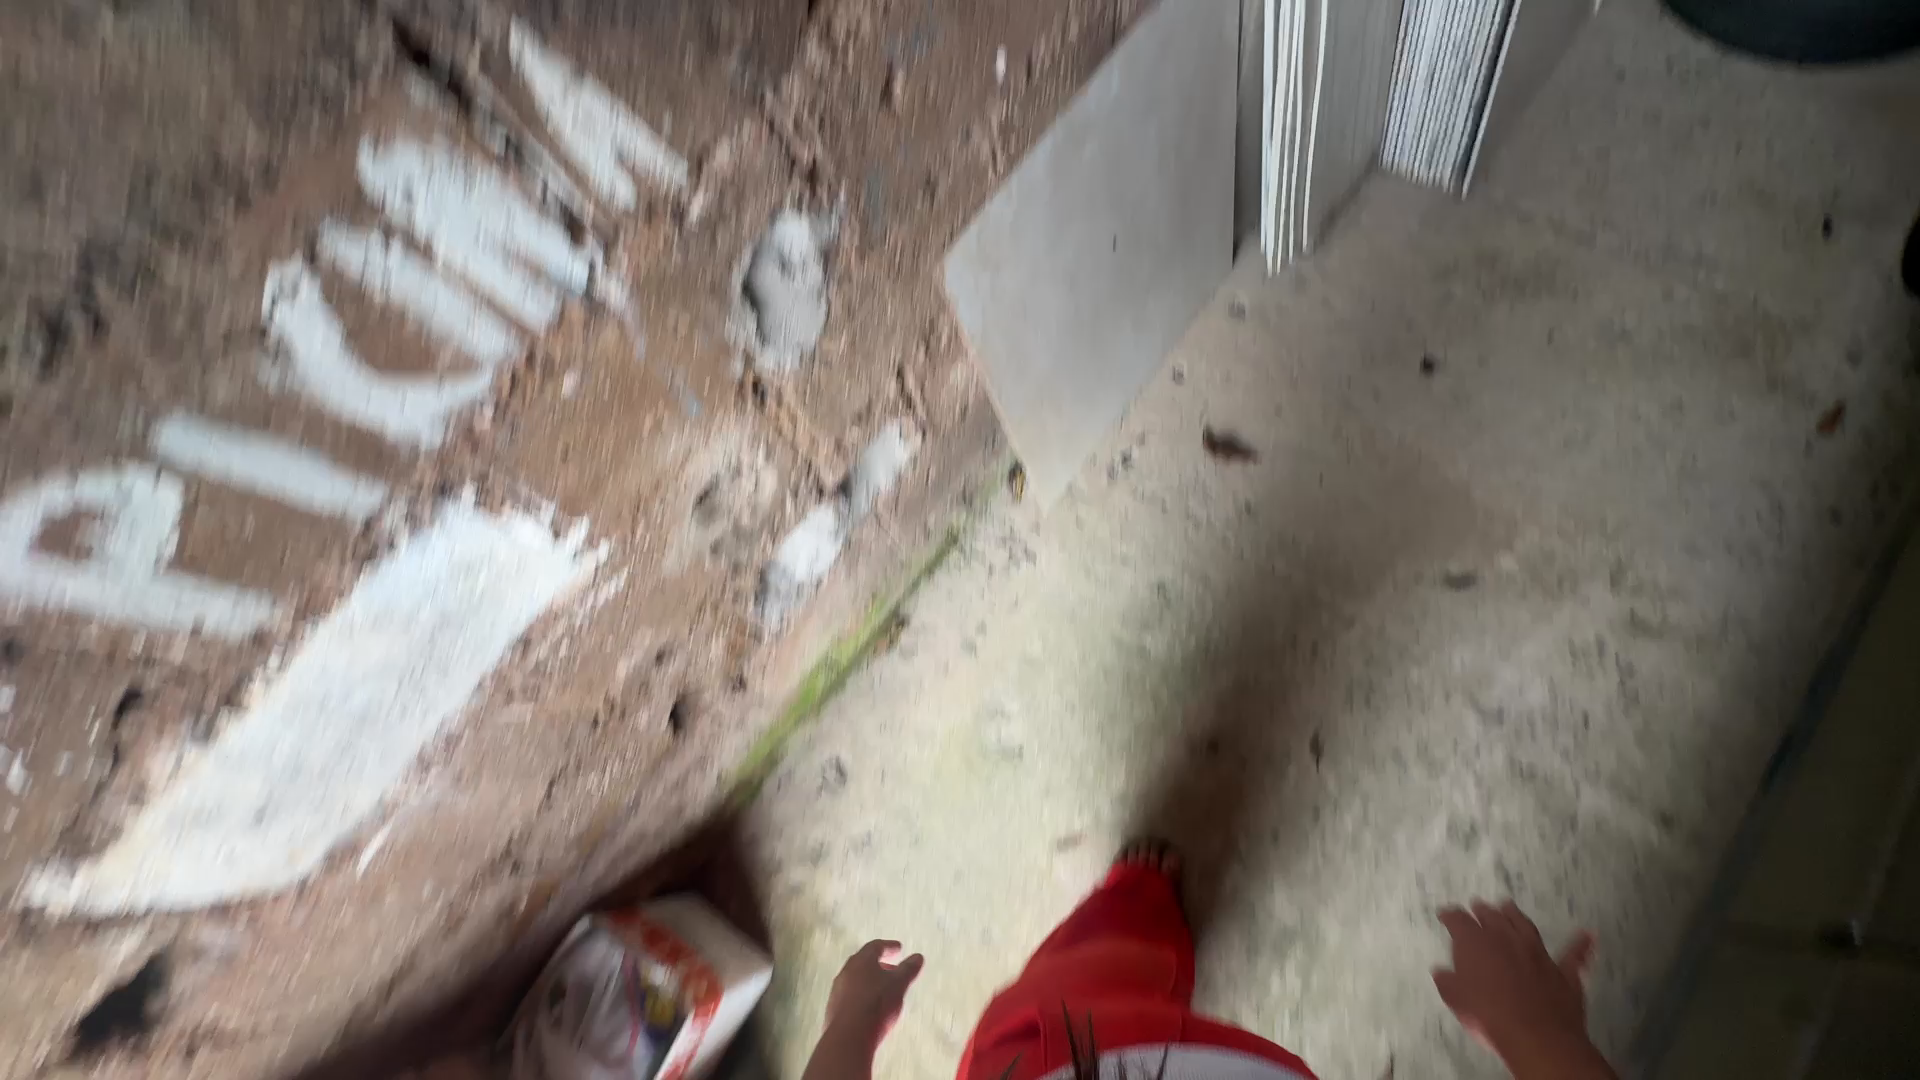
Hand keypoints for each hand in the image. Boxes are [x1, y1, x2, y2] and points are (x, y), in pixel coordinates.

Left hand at [823, 940, 923, 1048]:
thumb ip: (908, 969)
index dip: (889, 946)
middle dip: (879, 964)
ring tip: (882, 990)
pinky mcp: (833, 1010)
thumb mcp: (899, 985)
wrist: (848, 1038)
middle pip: (863, 962)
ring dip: (869, 981)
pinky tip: (869, 1007)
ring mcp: (837, 991)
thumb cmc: (876, 1004)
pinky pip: (850, 996)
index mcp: (862, 960)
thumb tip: (918, 956)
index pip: (876, 946)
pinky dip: (861, 996)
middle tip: (891, 969)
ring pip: (855, 979)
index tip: (899, 948)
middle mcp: (847, 971)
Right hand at [1433, 901, 1611, 1079]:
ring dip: (1515, 915)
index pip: (1457, 919)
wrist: (1538, 1038)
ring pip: (1524, 926)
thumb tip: (1442, 971)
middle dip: (1482, 910)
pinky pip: (1574, 956)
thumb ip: (1447, 980)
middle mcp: (1505, 939)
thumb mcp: (1454, 998)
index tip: (1445, 915)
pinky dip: (1581, 944)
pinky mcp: (1564, 973)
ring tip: (1508, 905)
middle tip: (1478, 905)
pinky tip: (1589, 934)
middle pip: (1492, 917)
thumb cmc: (1487, 1015)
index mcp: (1474, 942)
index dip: (1449, 916)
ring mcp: (1537, 954)